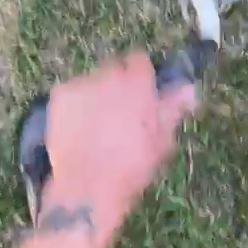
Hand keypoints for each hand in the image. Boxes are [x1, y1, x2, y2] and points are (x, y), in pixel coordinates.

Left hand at [45, 53, 196, 221]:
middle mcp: (109, 74)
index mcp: (138, 81)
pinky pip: (70, 93)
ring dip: (96, 94)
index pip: (139, 60)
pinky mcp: (59, 95)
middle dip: (117, 84)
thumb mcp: (161, 140)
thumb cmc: (132, 166)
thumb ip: (173, 108)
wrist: (89, 187)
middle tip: (120, 113)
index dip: (140, 76)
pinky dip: (74, 105)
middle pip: (114, 68)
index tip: (141, 93)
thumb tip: (188, 88)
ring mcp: (81, 83)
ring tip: (97, 125)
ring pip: (91, 81)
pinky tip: (78, 129)